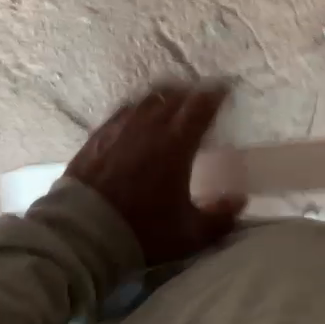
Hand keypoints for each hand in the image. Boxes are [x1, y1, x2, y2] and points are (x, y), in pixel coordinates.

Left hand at [65, 84, 246, 264]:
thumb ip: (218, 218)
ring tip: (172, 101)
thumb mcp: (188, 234)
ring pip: (148, 99)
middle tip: (201, 98)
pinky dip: (138, 107)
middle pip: (175, 96)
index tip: (225, 89)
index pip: (201, 107)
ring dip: (165, 96)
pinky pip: (124, 110)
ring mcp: (122, 127)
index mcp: (177, 143)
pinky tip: (138, 115)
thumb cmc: (142, 230)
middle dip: (192, 94)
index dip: (215, 94)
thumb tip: (240, 200)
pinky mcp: (100, 135)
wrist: (84, 233)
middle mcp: (150, 126)